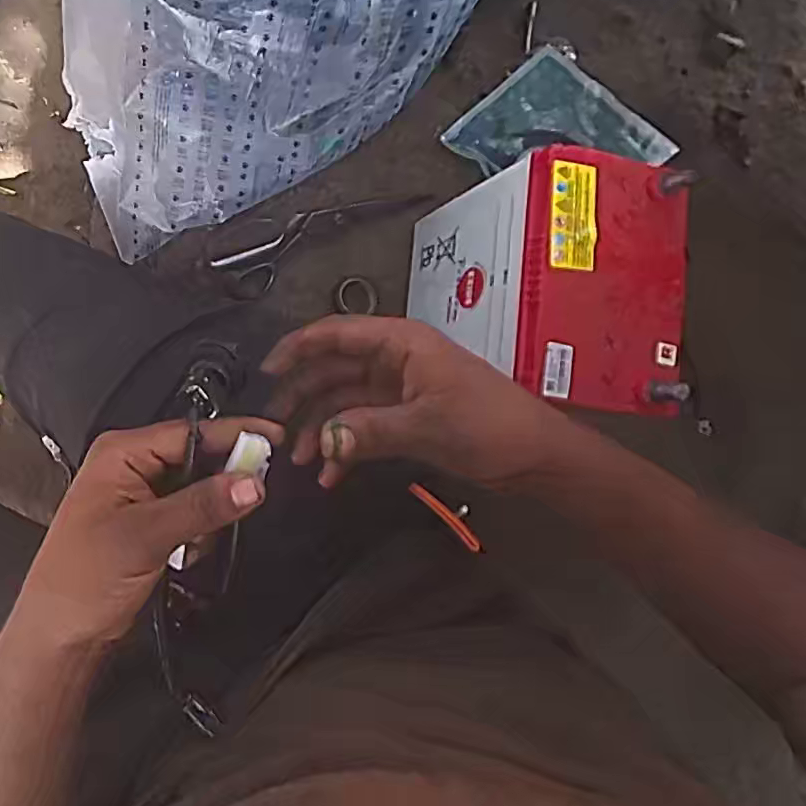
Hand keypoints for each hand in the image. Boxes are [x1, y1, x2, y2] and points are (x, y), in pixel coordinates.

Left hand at [14, 417, 282, 651]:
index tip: (271, 438)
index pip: (188, 432)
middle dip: (221, 481)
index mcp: (120, 453)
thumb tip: (250, 481)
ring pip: (198, 487)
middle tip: (249, 495)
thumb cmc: (80, 581)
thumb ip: (201, 506)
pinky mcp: (149, 522)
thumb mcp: (146, 536)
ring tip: (193, 544)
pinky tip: (186, 554)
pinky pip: (191, 512)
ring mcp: (140, 495)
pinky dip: (199, 531)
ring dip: (208, 514)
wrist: (60, 636)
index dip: (232, 435)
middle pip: (197, 457)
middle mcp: (130, 466)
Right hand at [263, 315, 576, 489]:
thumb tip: (324, 440)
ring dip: (321, 428)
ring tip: (302, 459)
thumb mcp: (427, 426)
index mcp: (401, 344)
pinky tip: (332, 472)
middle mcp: (394, 360)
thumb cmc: (490, 425)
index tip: (268, 371)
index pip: (336, 333)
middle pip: (332, 369)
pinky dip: (344, 445)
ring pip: (343, 400)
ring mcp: (397, 389)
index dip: (298, 347)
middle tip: (277, 426)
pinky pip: (361, 424)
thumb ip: (368, 430)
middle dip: (303, 397)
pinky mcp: (403, 415)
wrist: (536, 458)